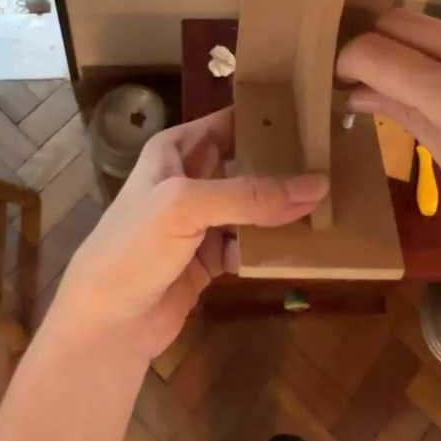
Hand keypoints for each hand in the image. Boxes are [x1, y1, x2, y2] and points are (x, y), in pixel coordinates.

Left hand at [50, 108, 327, 359]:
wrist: (105, 322)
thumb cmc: (134, 246)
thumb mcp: (186, 205)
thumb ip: (249, 195)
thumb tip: (317, 186)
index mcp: (176, 149)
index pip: (231, 122)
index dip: (268, 118)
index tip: (316, 118)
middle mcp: (190, 177)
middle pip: (247, 164)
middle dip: (284, 167)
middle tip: (335, 164)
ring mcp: (200, 220)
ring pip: (252, 206)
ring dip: (282, 210)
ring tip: (330, 205)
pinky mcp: (209, 257)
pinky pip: (250, 243)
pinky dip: (271, 247)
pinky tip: (300, 247)